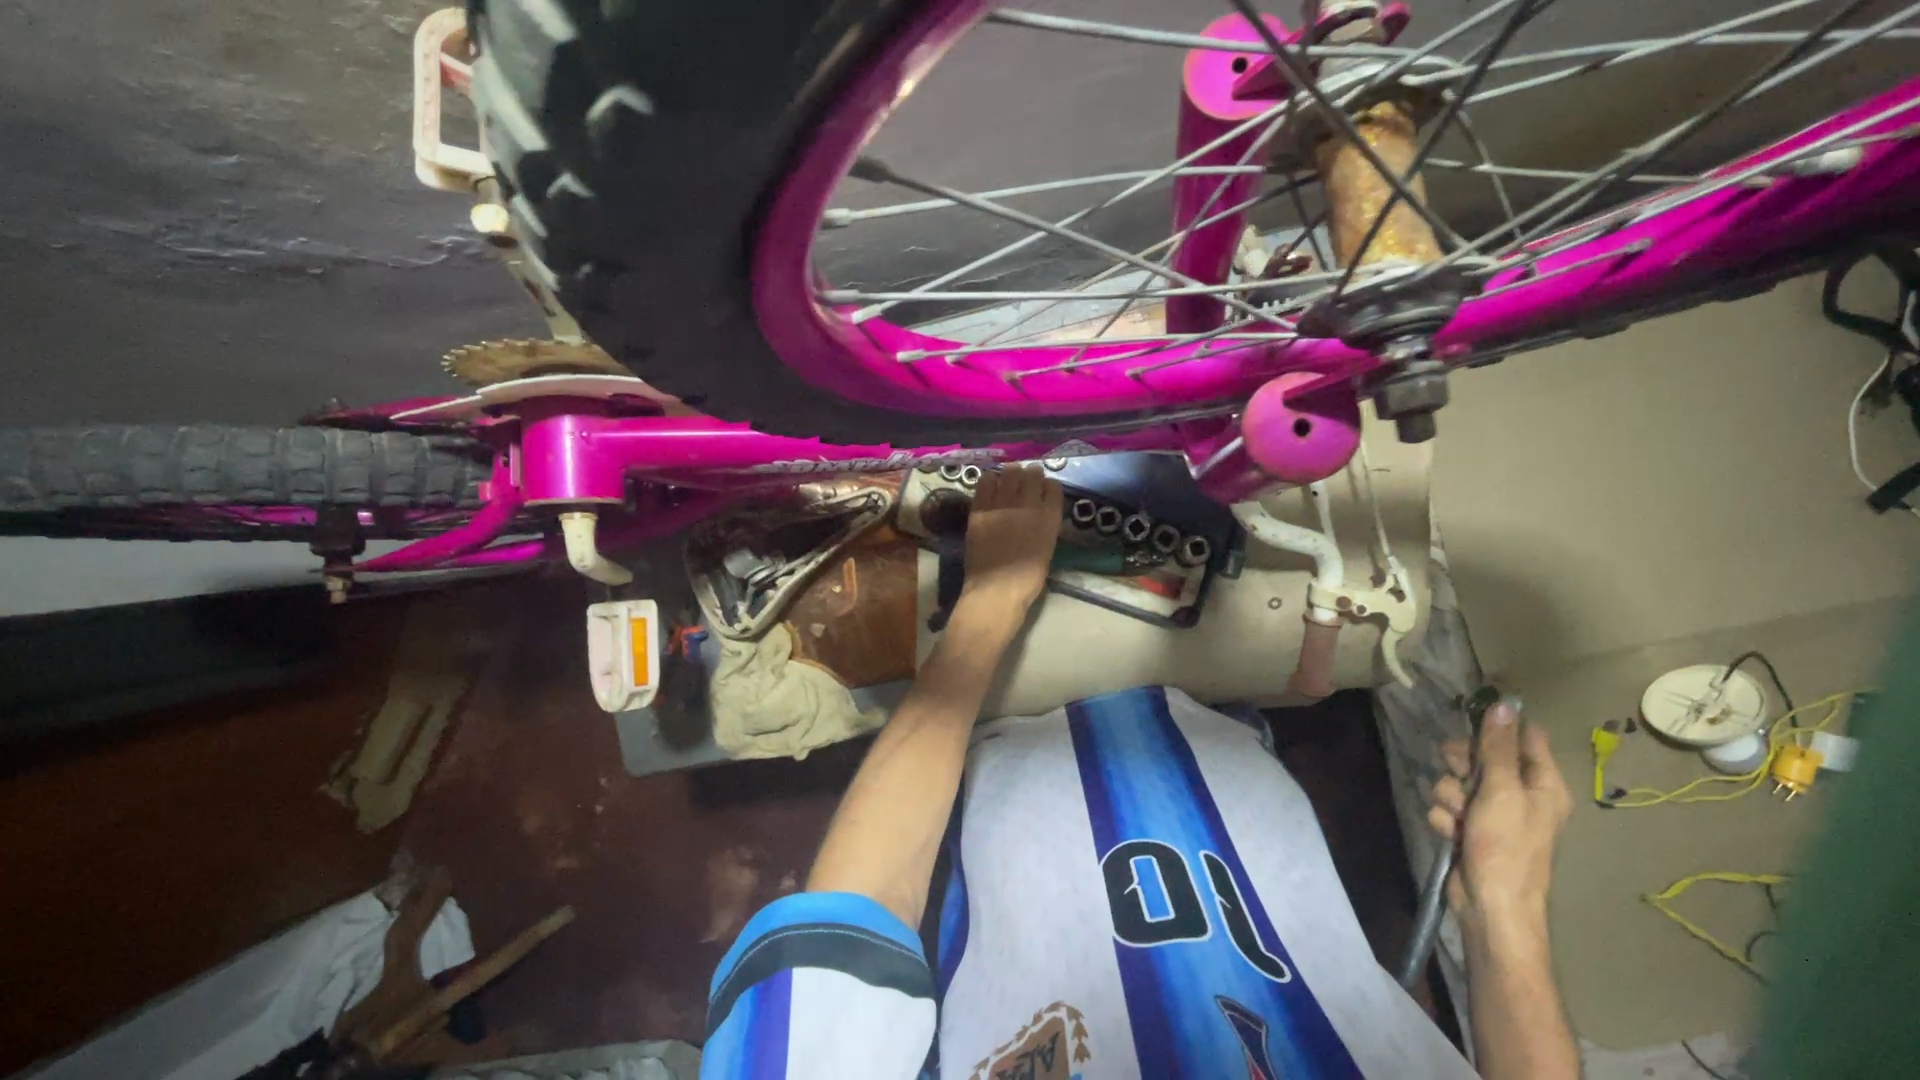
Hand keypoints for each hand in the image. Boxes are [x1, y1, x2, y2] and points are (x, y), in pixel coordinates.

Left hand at [960, 464, 1062, 615]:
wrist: (996, 590)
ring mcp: (1003, 505)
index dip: (1048, 485)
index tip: (1043, 487)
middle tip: (1026, 475)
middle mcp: (1028, 506)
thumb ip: (1043, 527)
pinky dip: (990, 479)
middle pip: (1032, 475)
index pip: (1053, 487)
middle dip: (1031, 473)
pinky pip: (985, 483)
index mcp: (1049, 519)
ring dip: (1011, 472)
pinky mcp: (980, 509)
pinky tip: (991, 481)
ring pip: (1009, 474)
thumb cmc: (1027, 580)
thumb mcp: (1046, 550)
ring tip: (1009, 474)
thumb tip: (1036, 514)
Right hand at [1427, 700, 1572, 949]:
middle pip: (1483, 757)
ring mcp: (1493, 813)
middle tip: (1457, 772)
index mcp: (1543, 784)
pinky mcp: (1469, 829)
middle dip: (1462, 765)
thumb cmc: (1506, 847)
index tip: (1472, 727)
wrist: (1491, 905)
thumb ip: (1499, 748)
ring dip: (1450, 796)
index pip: (1524, 738)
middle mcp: (1520, 795)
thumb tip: (1503, 704)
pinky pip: (1448, 807)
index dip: (1498, 730)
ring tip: (1458, 818)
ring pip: (1458, 781)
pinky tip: (1452, 833)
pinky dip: (1446, 818)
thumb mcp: (1502, 792)